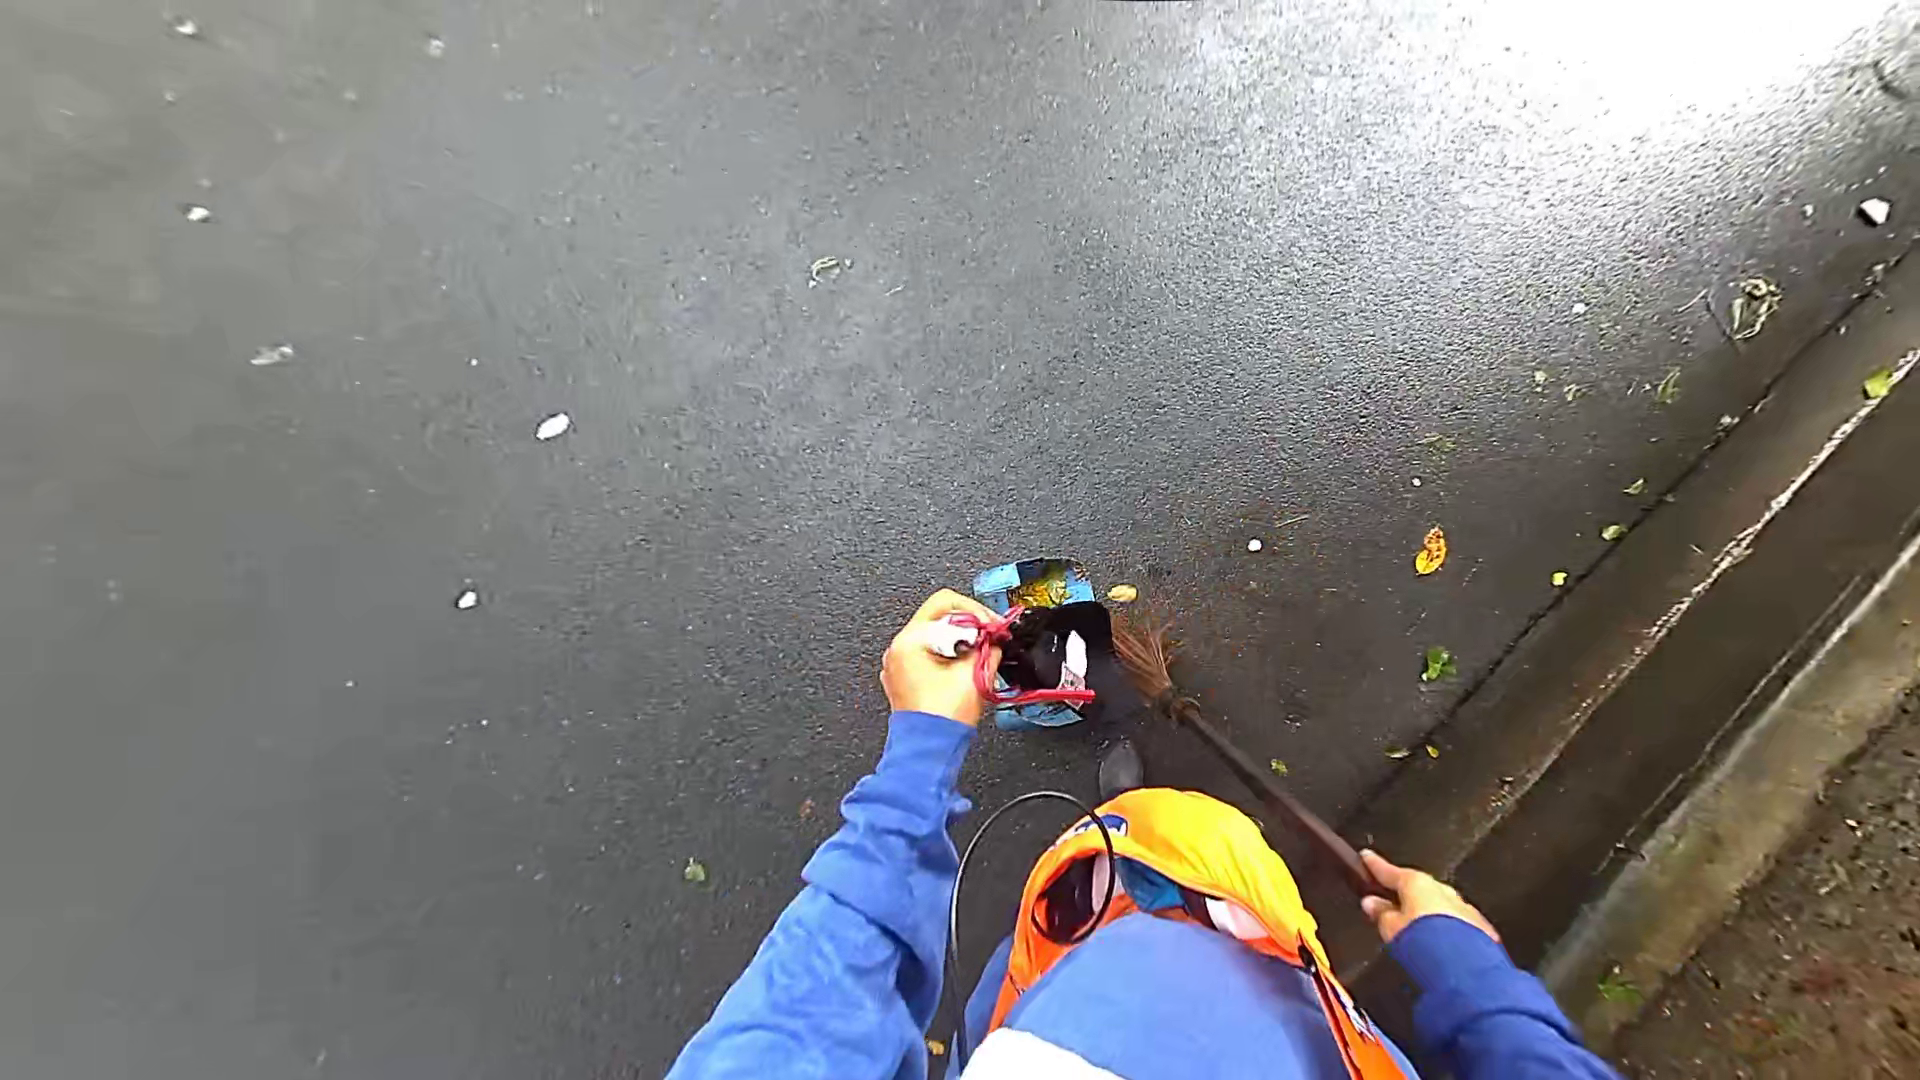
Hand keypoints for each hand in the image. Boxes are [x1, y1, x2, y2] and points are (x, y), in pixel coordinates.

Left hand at [881, 589, 1002, 726]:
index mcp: (910, 641)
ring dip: (961, 641)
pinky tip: (965, 669)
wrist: (929, 752)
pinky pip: (929, 653)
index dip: (976, 612)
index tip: (992, 626)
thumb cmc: (942, 720)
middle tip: (990, 637)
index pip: (945, 603)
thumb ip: (987, 646)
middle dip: (969, 626)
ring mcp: (900, 664)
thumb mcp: (974, 674)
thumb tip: (993, 637)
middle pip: (939, 617)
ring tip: (980, 655)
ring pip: (936, 635)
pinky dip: (949, 655)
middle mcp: (899, 649)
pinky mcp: (906, 678)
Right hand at [1358, 849, 1499, 944]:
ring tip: (1415, 931)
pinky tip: (1440, 945)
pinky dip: (1448, 930)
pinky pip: (1459, 926)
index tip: (1367, 858)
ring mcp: (1465, 911)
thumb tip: (1373, 905)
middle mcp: (1443, 891)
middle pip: (1418, 889)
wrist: (1469, 973)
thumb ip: (1380, 913)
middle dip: (1405, 896)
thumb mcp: (1390, 927)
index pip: (1389, 870)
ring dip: (1428, 915)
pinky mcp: (1485, 934)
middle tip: (1390, 905)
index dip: (1375, 865)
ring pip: (1441, 907)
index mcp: (1416, 882)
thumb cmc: (1428, 944)